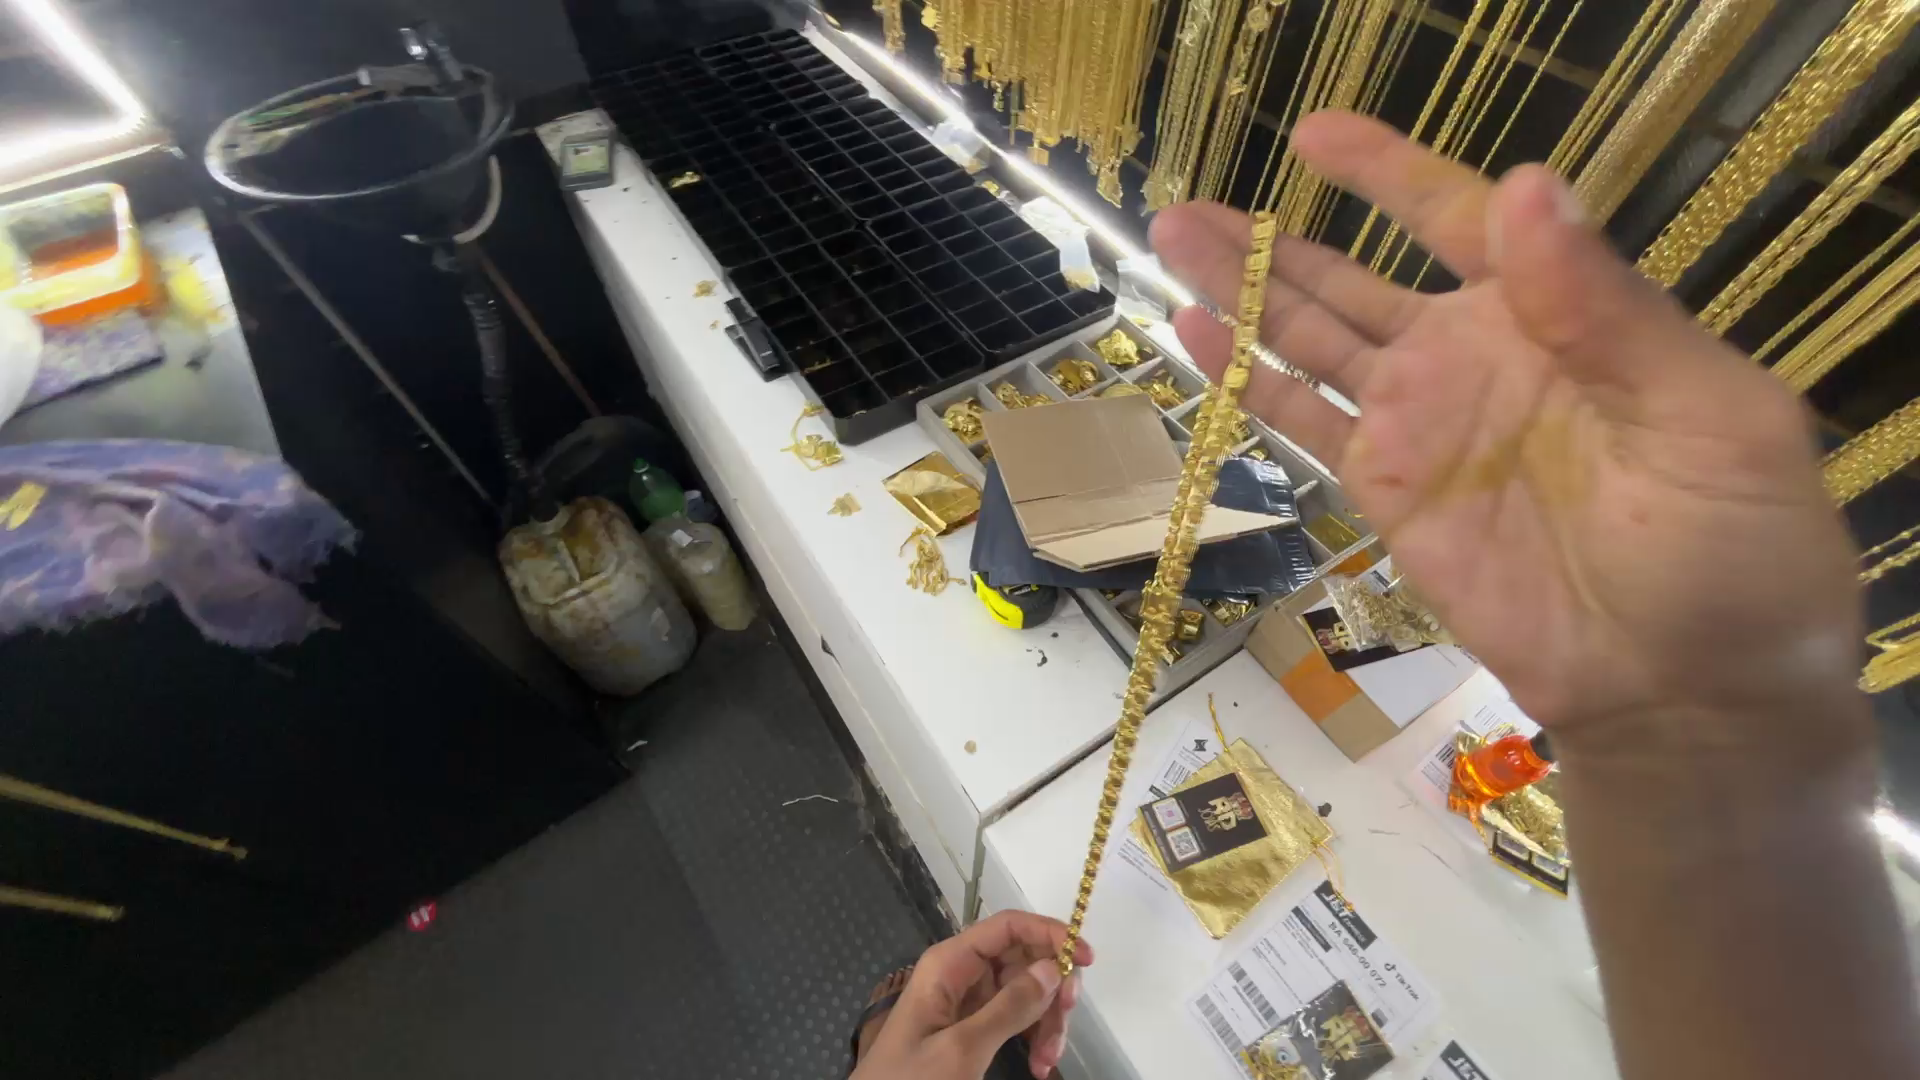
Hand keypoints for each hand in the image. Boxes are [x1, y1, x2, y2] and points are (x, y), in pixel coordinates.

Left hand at [852, 912, 1092, 1079]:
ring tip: (1047, 1062)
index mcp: (950, 962)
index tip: (1086, 959)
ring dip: (1045, 1021)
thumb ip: (1008, 1007)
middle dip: (1051, 989)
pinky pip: (1013, 1020)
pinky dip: (1033, 1038)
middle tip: (1066, 1022)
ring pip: (1024, 992)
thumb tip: (1052, 967)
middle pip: (1022, 960)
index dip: (1049, 933)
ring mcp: (967, 1003)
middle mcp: (960, 973)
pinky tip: (1039, 1066)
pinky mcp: (971, 1031)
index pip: (1007, 926)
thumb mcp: (961, 1049)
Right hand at [1150, 112, 1867, 765]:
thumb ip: (1606, 308)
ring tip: (1172, 250)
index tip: (1313, 135)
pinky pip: (1296, 419)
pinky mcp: (1371, 482)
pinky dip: (1244, 380)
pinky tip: (1196, 338)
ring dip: (1238, 295)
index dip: (1382, 173)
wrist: (1664, 680)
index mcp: (1544, 316)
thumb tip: (1525, 187)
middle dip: (1267, 241)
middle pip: (1343, 279)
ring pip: (1303, 341)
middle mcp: (1459, 355)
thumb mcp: (1703, 413)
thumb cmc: (1721, 548)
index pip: (1452, 218)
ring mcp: (1406, 420)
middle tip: (1186, 211)